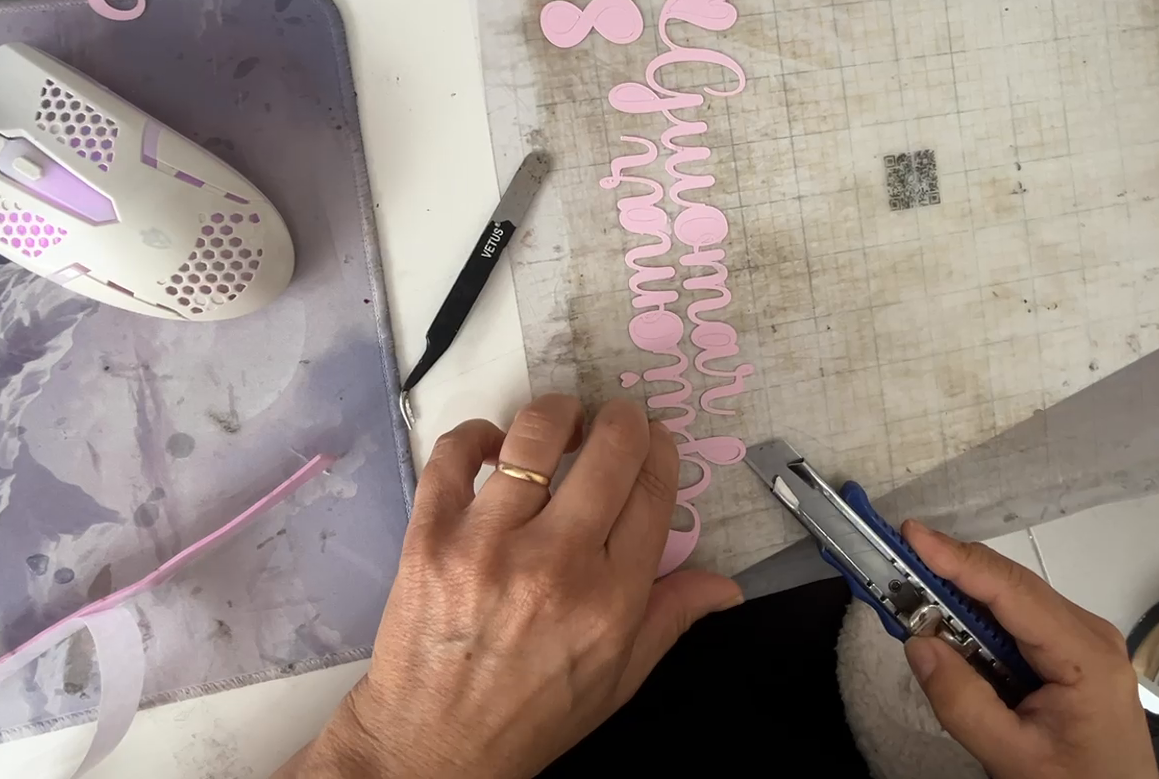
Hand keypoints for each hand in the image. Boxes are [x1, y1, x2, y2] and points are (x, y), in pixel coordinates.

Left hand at [285, 394, 742, 778]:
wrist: (430, 748)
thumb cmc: (534, 712)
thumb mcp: (617, 679)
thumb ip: (671, 618)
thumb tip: (727, 584)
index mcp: (610, 598)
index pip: (654, 490)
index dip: (660, 449)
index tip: (655, 438)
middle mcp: (555, 562)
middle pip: (608, 449)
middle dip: (621, 418)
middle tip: (614, 419)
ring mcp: (487, 543)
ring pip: (534, 435)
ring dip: (558, 413)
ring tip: (561, 422)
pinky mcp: (431, 534)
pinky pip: (454, 453)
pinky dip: (477, 433)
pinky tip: (494, 447)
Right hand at [899, 521, 1158, 778]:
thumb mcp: (1015, 759)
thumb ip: (964, 704)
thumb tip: (917, 641)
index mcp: (1085, 655)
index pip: (1011, 590)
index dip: (958, 559)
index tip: (911, 535)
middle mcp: (1086, 631)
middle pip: (1006, 584)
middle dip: (948, 571)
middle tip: (895, 564)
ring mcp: (1079, 636)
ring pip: (1006, 595)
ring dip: (957, 594)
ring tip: (911, 593)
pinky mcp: (1066, 647)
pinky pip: (1011, 615)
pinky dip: (972, 614)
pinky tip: (947, 622)